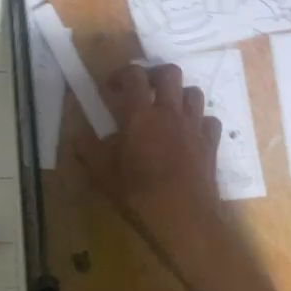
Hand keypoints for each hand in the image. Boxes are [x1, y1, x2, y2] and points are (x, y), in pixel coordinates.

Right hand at [78, 63, 231, 275]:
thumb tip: (79, 137)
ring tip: (166, 109)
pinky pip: (209, 119)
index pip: (133, 76)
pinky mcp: (211, 143)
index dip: (121, 74)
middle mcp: (169, 112)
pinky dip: (199, 120)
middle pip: (169, 73)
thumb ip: (89, 150)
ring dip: (179, 95)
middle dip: (154, 74)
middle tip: (142, 89)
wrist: (184, 217)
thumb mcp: (103, 174)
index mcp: (139, 115)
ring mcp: (194, 126)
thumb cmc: (138, 194)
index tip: (111, 88)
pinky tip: (189, 133)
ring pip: (193, 92)